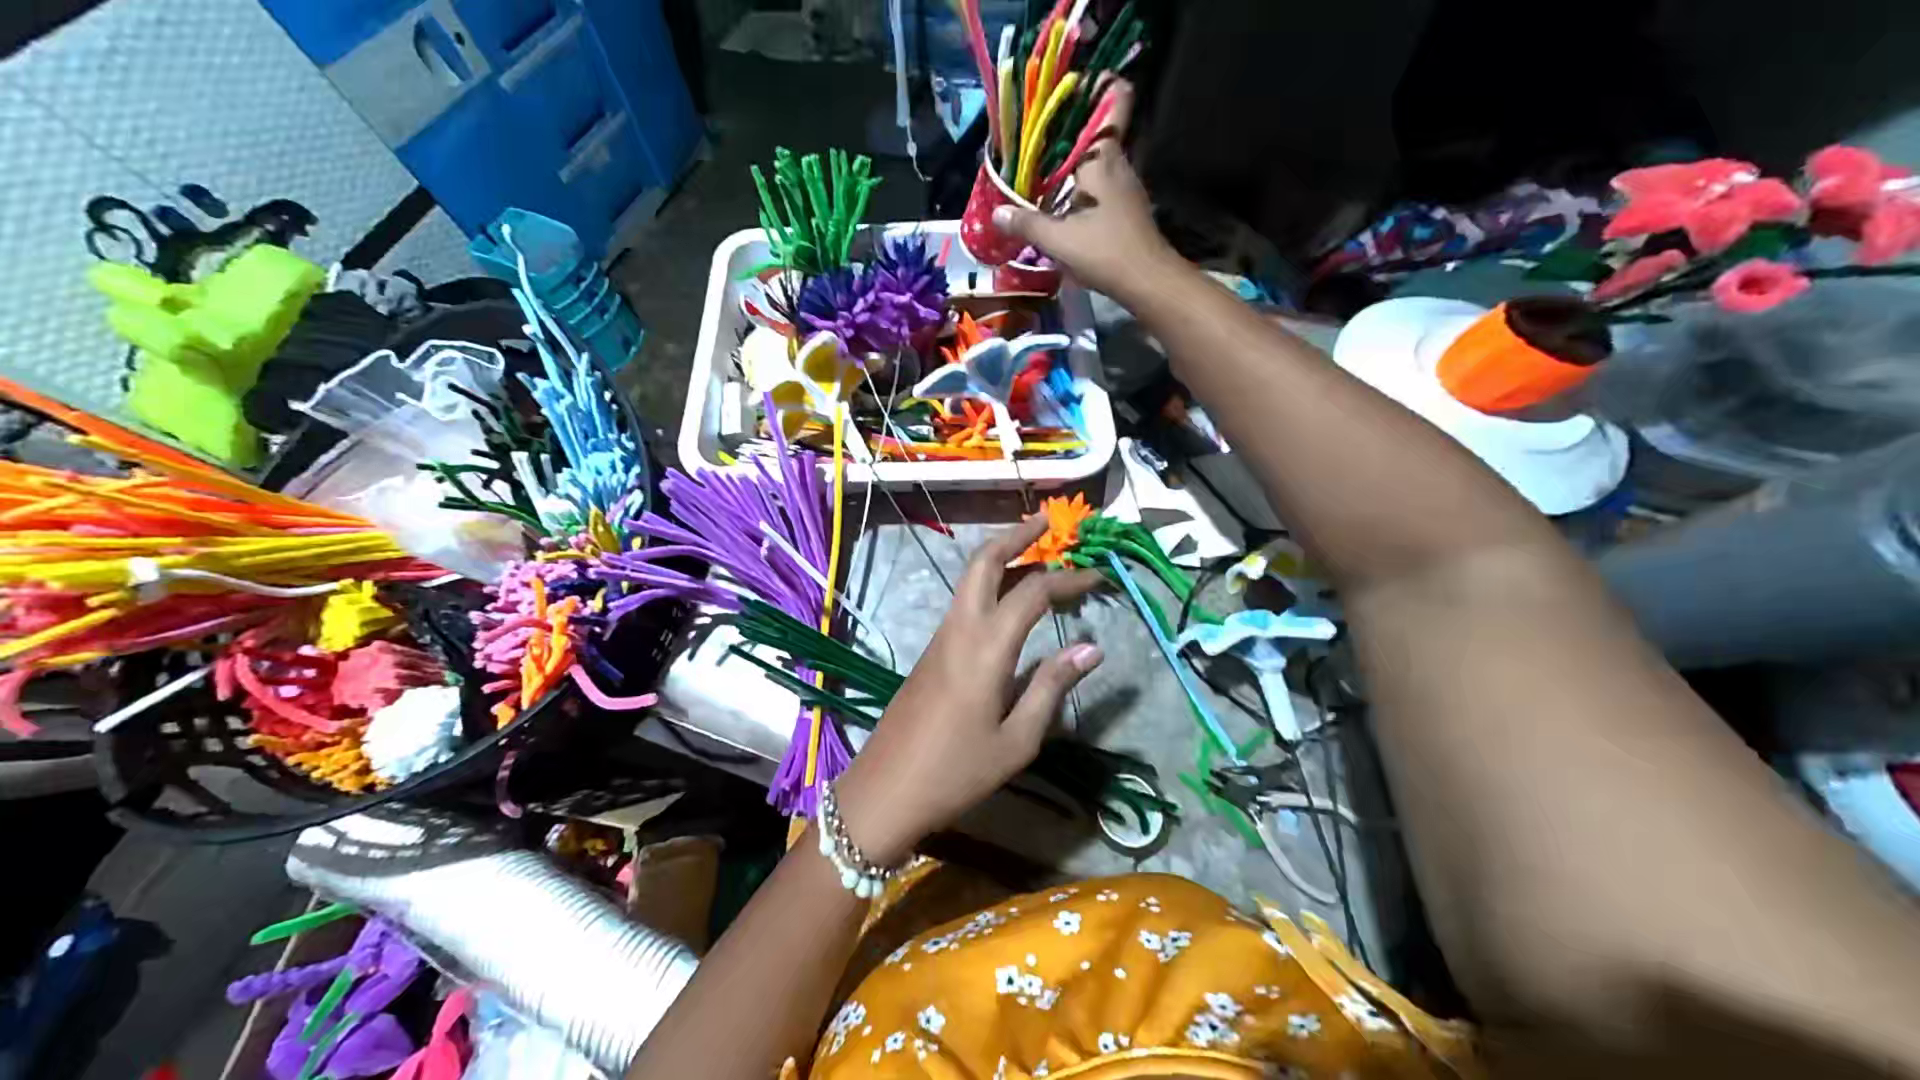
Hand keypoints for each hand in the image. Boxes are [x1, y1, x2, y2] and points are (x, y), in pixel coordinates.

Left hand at [834, 517, 1104, 863]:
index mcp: (985, 648)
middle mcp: (959, 629)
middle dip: (1016, 535)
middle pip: (984, 563)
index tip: (1097, 578)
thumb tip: (1091, 648)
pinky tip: (1009, 602)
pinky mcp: (931, 652)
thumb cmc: (957, 771)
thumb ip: (1052, 687)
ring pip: (969, 580)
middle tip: (1048, 523)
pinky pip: (963, 603)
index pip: (1032, 593)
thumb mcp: (1017, 739)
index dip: (1068, 579)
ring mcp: (940, 638)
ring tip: (1036, 554)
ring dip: (1001, 558)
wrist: (886, 789)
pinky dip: (989, 586)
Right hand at [990, 84, 1183, 299]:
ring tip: (1042, 178)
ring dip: (1073, 170)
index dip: (1097, 89)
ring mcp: (1126, 190)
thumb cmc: (1106, 251)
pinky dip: (1082, 193)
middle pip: (1097, 136)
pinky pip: (1100, 191)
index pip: (1113, 103)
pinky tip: (1063, 209)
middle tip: (1037, 144)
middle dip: (1069, 137)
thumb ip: (1027, 224)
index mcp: (1103, 159)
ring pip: (1097, 166)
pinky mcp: (1127, 212)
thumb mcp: (1059, 239)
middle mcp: (1119, 166)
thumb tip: (996, 213)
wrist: (1149, 282)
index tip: (1071, 91)